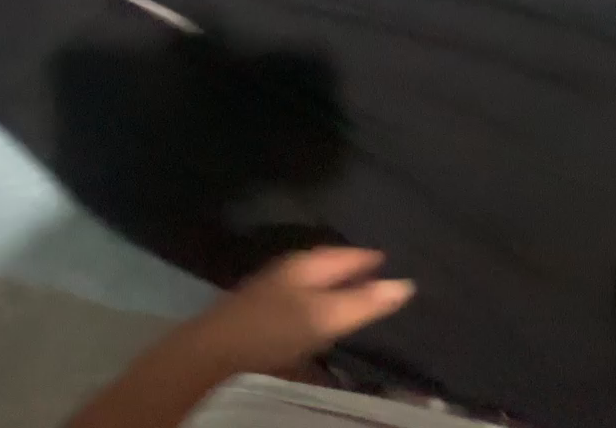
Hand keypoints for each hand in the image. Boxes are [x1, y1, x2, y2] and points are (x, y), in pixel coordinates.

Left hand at [183, 247, 415, 374]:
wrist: (210, 361)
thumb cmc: (270, 329)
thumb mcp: (322, 316)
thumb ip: (361, 301)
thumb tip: (404, 283)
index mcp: (304, 265)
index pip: (346, 253)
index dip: (371, 258)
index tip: (400, 261)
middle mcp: (290, 275)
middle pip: (331, 272)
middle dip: (357, 277)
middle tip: (389, 287)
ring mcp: (275, 301)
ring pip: (317, 296)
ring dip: (340, 303)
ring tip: (368, 316)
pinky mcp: (266, 328)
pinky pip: (305, 320)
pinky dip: (322, 326)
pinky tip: (331, 344)